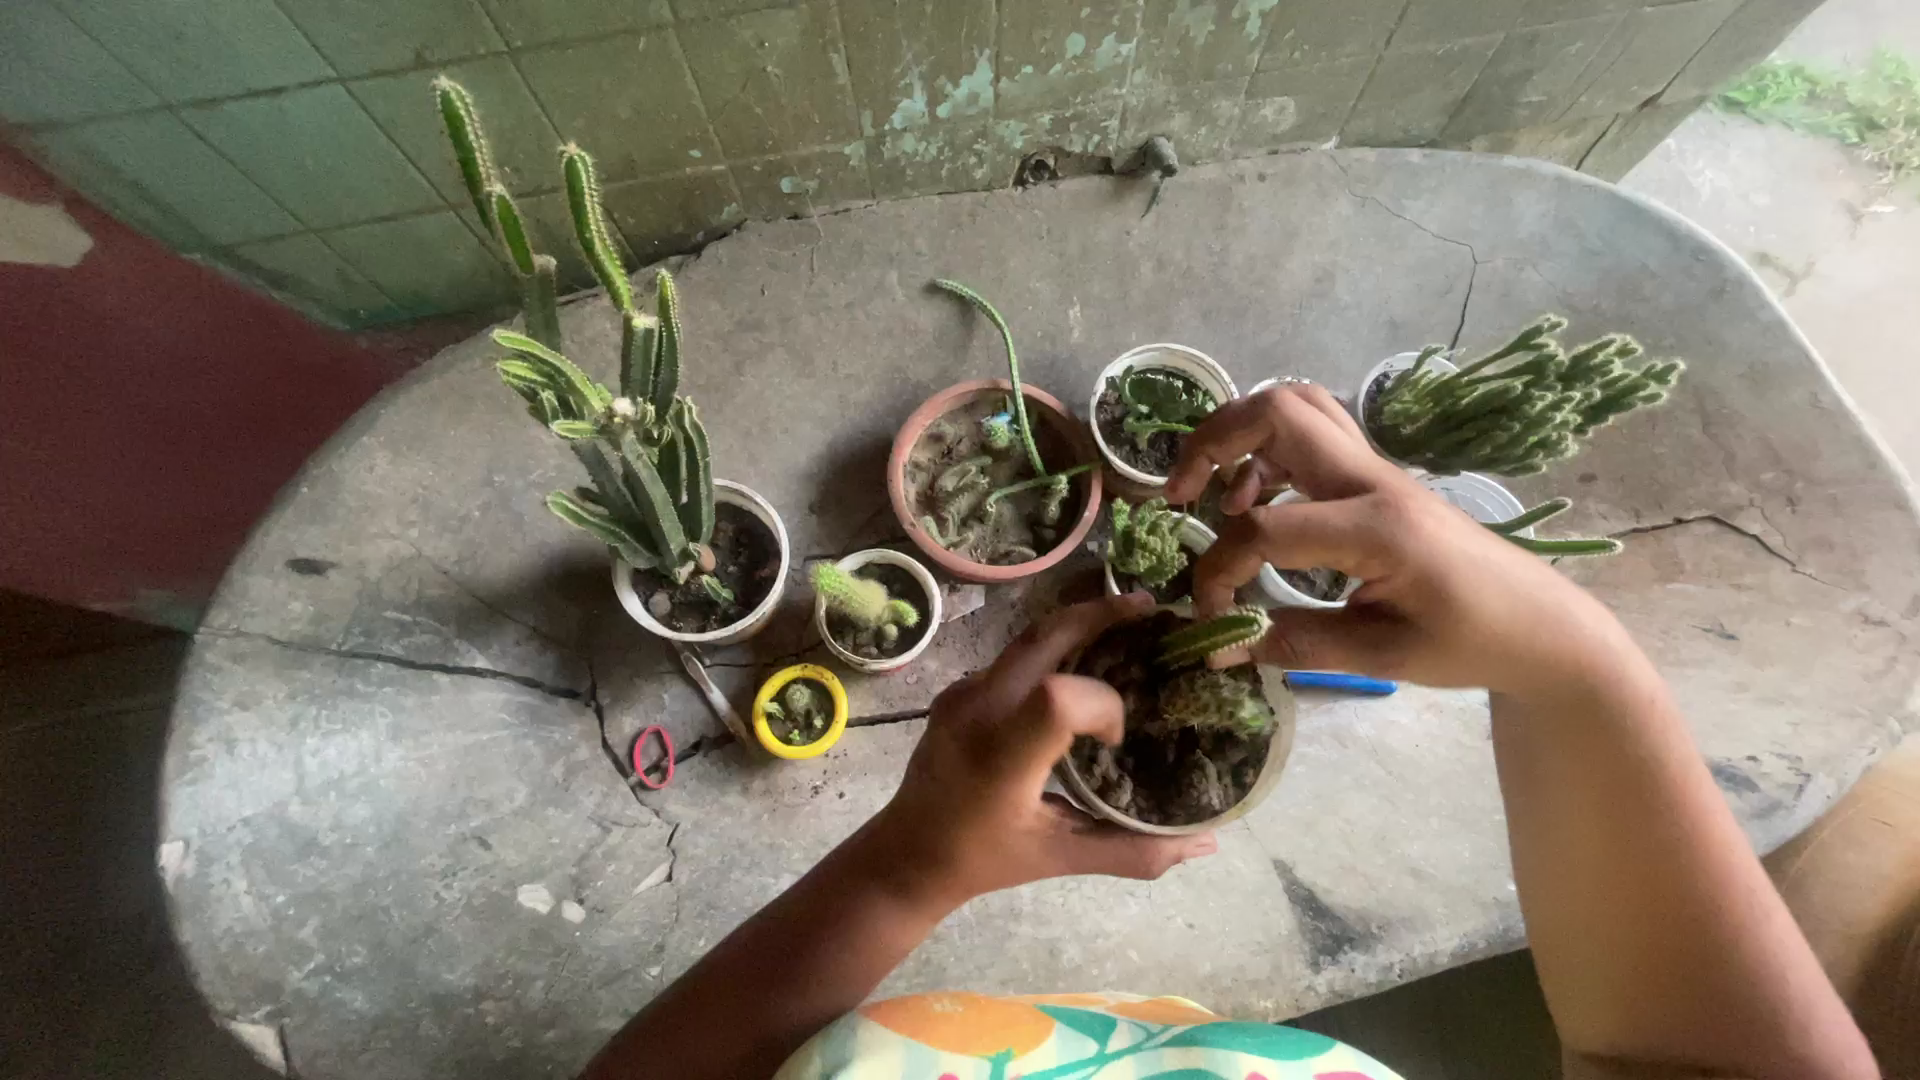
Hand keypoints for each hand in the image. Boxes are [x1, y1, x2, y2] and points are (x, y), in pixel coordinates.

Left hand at [870, 593, 1216, 906]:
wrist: (907, 851)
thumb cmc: (984, 859)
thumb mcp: (1060, 859)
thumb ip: (1134, 852)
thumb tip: (1207, 844)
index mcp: (1000, 757)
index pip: (1058, 698)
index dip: (1103, 706)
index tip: (1116, 739)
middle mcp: (977, 709)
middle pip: (1043, 637)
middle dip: (1100, 615)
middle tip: (1150, 608)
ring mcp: (962, 692)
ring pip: (1028, 639)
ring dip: (1077, 626)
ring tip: (1124, 623)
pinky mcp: (959, 688)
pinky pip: (1014, 657)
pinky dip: (1054, 650)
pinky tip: (1081, 663)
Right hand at [1164, 383, 1639, 698]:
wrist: (1542, 622)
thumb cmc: (1469, 641)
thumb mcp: (1379, 655)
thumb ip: (1291, 643)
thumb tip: (1216, 648)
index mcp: (1375, 528)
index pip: (1263, 529)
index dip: (1218, 571)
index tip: (1214, 614)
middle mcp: (1371, 479)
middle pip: (1276, 412)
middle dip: (1209, 444)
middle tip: (1180, 495)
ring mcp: (1374, 468)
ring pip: (1295, 405)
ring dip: (1236, 434)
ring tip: (1211, 491)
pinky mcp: (1372, 474)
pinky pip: (1310, 430)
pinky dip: (1263, 449)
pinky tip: (1252, 496)